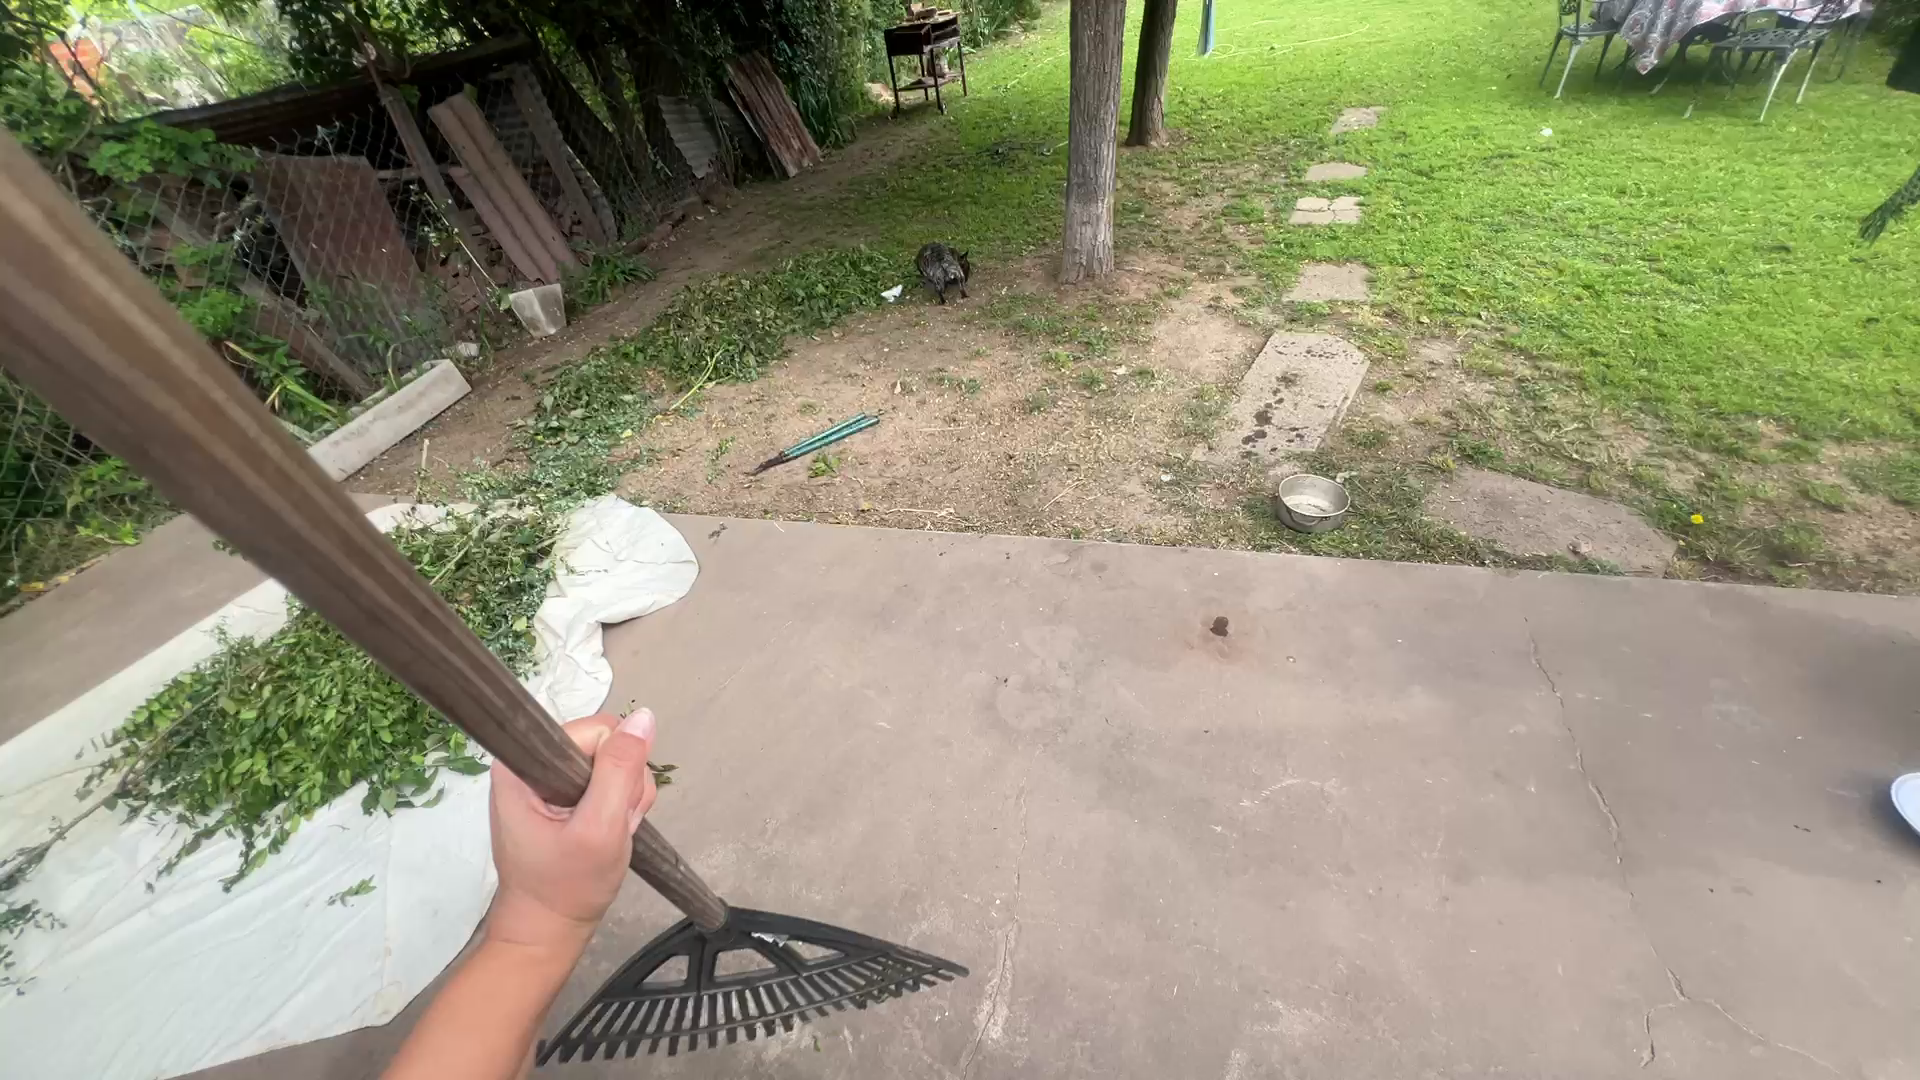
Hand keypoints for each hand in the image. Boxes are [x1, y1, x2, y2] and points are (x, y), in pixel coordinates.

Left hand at [486, 710, 657, 956]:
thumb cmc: (566, 886)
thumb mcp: (599, 828)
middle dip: (624, 782)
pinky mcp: (568, 794)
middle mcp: (536, 763)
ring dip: (627, 796)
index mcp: (524, 765)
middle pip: (608, 744)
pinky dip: (624, 804)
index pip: (594, 731)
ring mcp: (553, 780)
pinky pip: (613, 779)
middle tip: (611, 823)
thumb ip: (621, 770)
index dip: (615, 762)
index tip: (607, 804)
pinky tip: (613, 830)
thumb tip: (644, 717)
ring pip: (617, 761)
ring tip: (610, 831)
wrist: (550, 933)